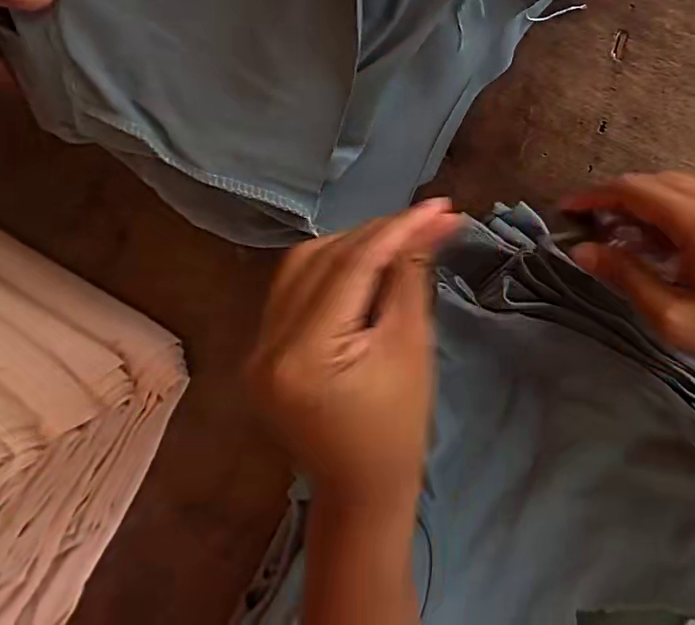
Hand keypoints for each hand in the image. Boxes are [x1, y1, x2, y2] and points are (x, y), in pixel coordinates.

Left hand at [246, 200, 460, 505]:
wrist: (363, 487)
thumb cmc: (398, 425)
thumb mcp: (411, 345)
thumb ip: (411, 275)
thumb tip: (432, 221)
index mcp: (304, 353)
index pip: (352, 266)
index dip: (398, 229)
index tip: (438, 207)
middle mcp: (266, 345)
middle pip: (324, 257)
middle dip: (378, 232)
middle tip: (425, 219)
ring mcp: (257, 348)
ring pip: (304, 264)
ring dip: (353, 244)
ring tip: (398, 238)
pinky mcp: (262, 350)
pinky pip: (294, 287)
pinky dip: (332, 266)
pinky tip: (365, 262)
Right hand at [561, 172, 694, 385]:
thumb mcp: (672, 315)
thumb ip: (624, 275)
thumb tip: (581, 250)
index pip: (634, 190)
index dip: (595, 196)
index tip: (568, 209)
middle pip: (653, 182)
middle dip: (616, 198)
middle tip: (591, 227)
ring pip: (675, 186)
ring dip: (643, 203)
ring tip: (620, 236)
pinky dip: (669, 209)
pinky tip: (659, 240)